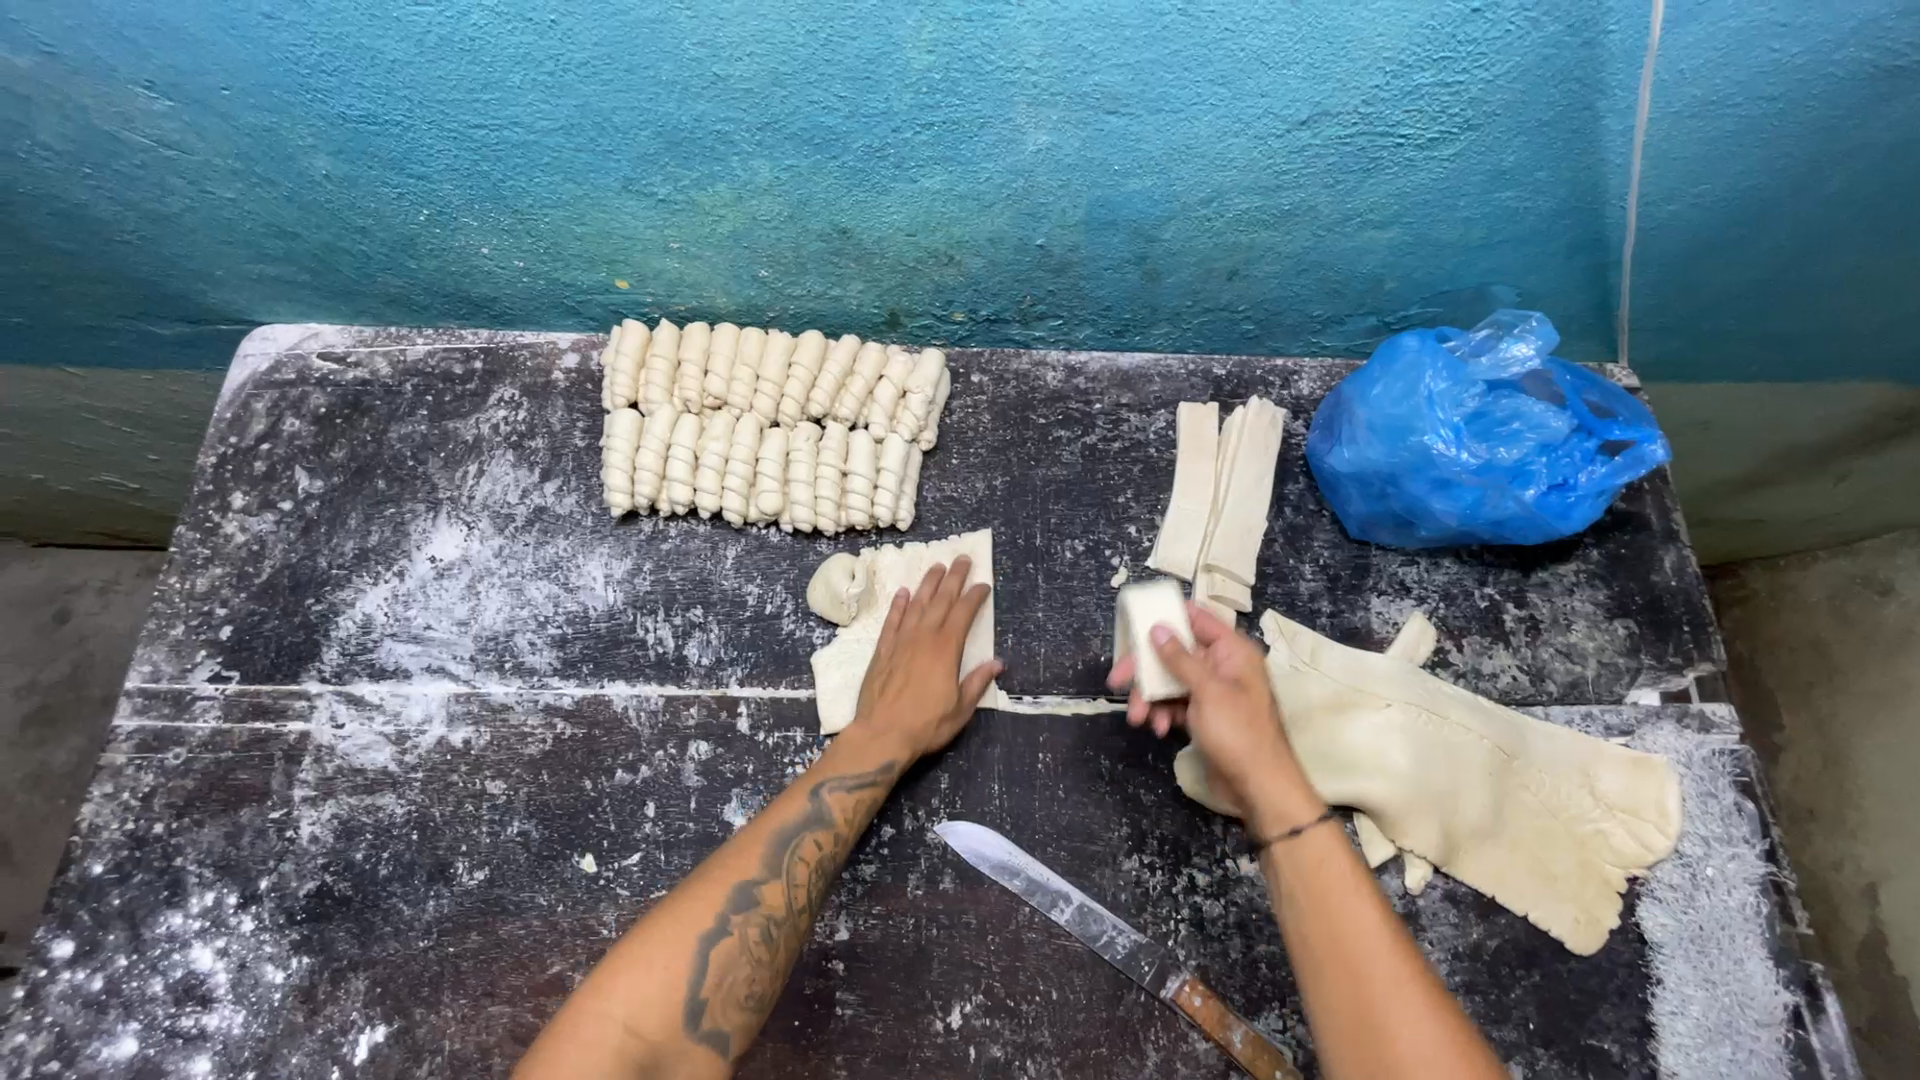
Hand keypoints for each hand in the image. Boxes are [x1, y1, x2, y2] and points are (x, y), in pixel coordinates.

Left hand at [843, 556, 1003, 762]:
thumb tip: (997, 664)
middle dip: (954, 578)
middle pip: (941, 600)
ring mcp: (900, 641)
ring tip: (936, 567)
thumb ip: (977, 683)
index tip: (983, 584)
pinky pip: (892, 620)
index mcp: (947, 649)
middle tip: (962, 559)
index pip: (964, 613)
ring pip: (917, 604)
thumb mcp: (961, 709)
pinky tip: (903, 593)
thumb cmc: (926, 725)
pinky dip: (898, 605)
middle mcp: (924, 637)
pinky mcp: (882, 650)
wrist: (882, 734)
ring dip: (928, 584)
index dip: (975, 596)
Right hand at [1107, 605, 1318, 824]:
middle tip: (1117, 681)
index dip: (1167, 617)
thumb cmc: (1238, 733)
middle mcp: (1222, 665)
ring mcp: (1212, 691)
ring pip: (1170, 680)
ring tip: (1137, 718)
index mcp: (1231, 651)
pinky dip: (1163, 713)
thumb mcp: (1207, 691)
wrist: (1259, 788)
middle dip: (1146, 668)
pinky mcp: (1204, 715)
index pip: (1196, 618)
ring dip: (1150, 697)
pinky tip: (1157, 729)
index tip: (1136, 624)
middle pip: (1175, 652)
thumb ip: (1179, 658)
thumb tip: (1156, 628)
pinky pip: (1176, 703)